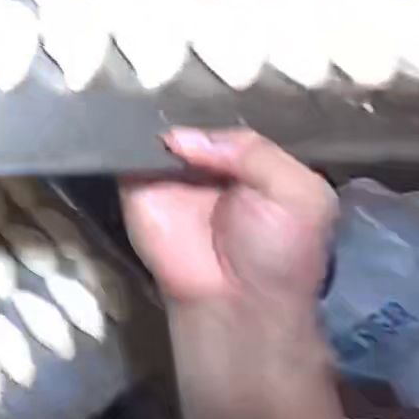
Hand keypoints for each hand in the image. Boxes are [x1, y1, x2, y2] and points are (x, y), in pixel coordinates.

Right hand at [119, 128, 336, 313]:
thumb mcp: (299, 195)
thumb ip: (254, 153)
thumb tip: (180, 138)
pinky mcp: (132, 187)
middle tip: (175, 118)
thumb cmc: (277, 250)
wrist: (234, 300)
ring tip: (144, 119)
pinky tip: (123, 135)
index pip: (223, 128)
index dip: (214, 124)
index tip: (210, 122)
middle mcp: (203, 165)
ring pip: (151, 135)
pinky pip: (121, 156)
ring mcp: (164, 174)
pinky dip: (119, 142)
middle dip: (179, 120)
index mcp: (247, 163)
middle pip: (186, 127)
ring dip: (146, 126)